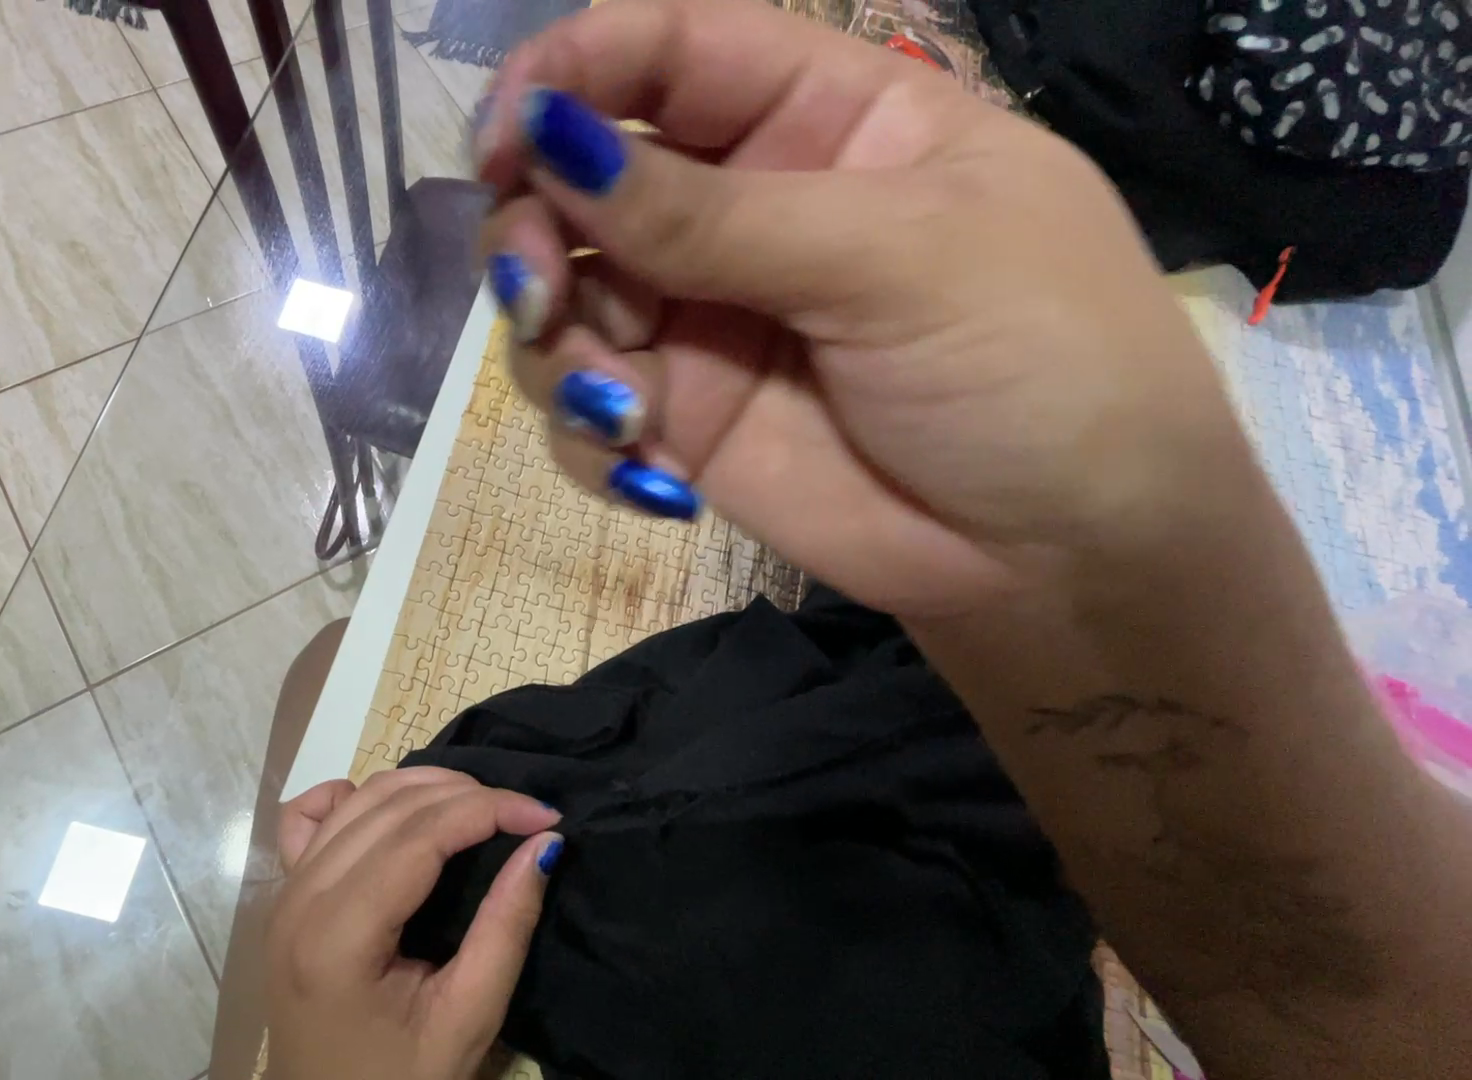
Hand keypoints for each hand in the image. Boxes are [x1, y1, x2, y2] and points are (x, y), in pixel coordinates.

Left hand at [266, 768, 562, 1079]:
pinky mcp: (285, 892)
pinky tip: (392, 807)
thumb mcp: (468, 1019)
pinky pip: (308, 816)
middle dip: (467, 795)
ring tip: (482, 807)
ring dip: (425, 788)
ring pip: (359, 799)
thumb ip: (505, 927)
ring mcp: (286, 890)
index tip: (544, 813)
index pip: (420, 834)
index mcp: (337, 935)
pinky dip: (353, 796)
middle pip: (391, 806)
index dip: (488, 808)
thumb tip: (545, 843)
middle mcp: (301, 898)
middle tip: (523, 815)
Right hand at [476, 0, 1260, 617]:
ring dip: (552, 351)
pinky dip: (590, 443)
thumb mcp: (895, 259)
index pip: (664, 59)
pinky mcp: (678, 424)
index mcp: (812, 125)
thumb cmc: (1031, 362)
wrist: (1048, 551)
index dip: (569, 75)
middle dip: (531, 233)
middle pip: (576, 189)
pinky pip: (585, 417)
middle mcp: (732, 219)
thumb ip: (715, 216)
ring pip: (559, 308)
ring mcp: (696, 327)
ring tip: (618, 406)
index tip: (503, 136)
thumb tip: (554, 143)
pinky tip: (651, 480)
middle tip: (535, 293)